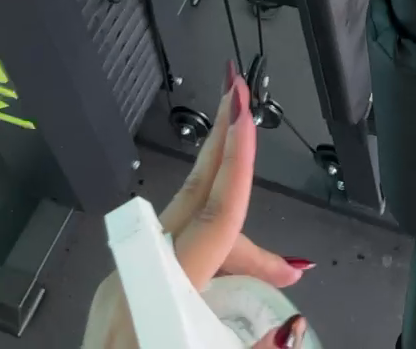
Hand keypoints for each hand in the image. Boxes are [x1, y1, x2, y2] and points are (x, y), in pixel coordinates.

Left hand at [81, 67, 311, 348]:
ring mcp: (124, 283)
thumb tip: (292, 320)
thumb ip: (257, 348)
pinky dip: (216, 254)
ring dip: (237, 228)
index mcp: (154, 299)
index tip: (245, 113)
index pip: (213, 217)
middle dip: (223, 142)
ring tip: (284, 268)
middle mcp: (134, 279)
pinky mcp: (123, 294)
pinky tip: (242, 278)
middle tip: (240, 92)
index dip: (237, 162)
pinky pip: (179, 251)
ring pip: (193, 229)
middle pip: (195, 198)